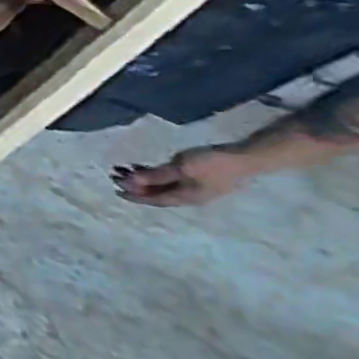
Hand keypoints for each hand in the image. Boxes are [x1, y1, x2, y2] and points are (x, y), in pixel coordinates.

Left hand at [111, 147, 254, 206]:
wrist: (245, 158)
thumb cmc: (212, 164)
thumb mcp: (181, 168)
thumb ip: (155, 176)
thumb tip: (131, 183)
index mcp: (185, 198)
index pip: (154, 200)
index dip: (134, 196)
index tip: (116, 191)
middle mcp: (188, 196)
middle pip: (155, 193)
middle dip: (134, 186)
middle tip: (114, 175)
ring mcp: (194, 188)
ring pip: (161, 186)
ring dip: (142, 179)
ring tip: (123, 169)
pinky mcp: (197, 178)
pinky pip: (169, 179)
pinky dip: (154, 174)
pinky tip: (141, 167)